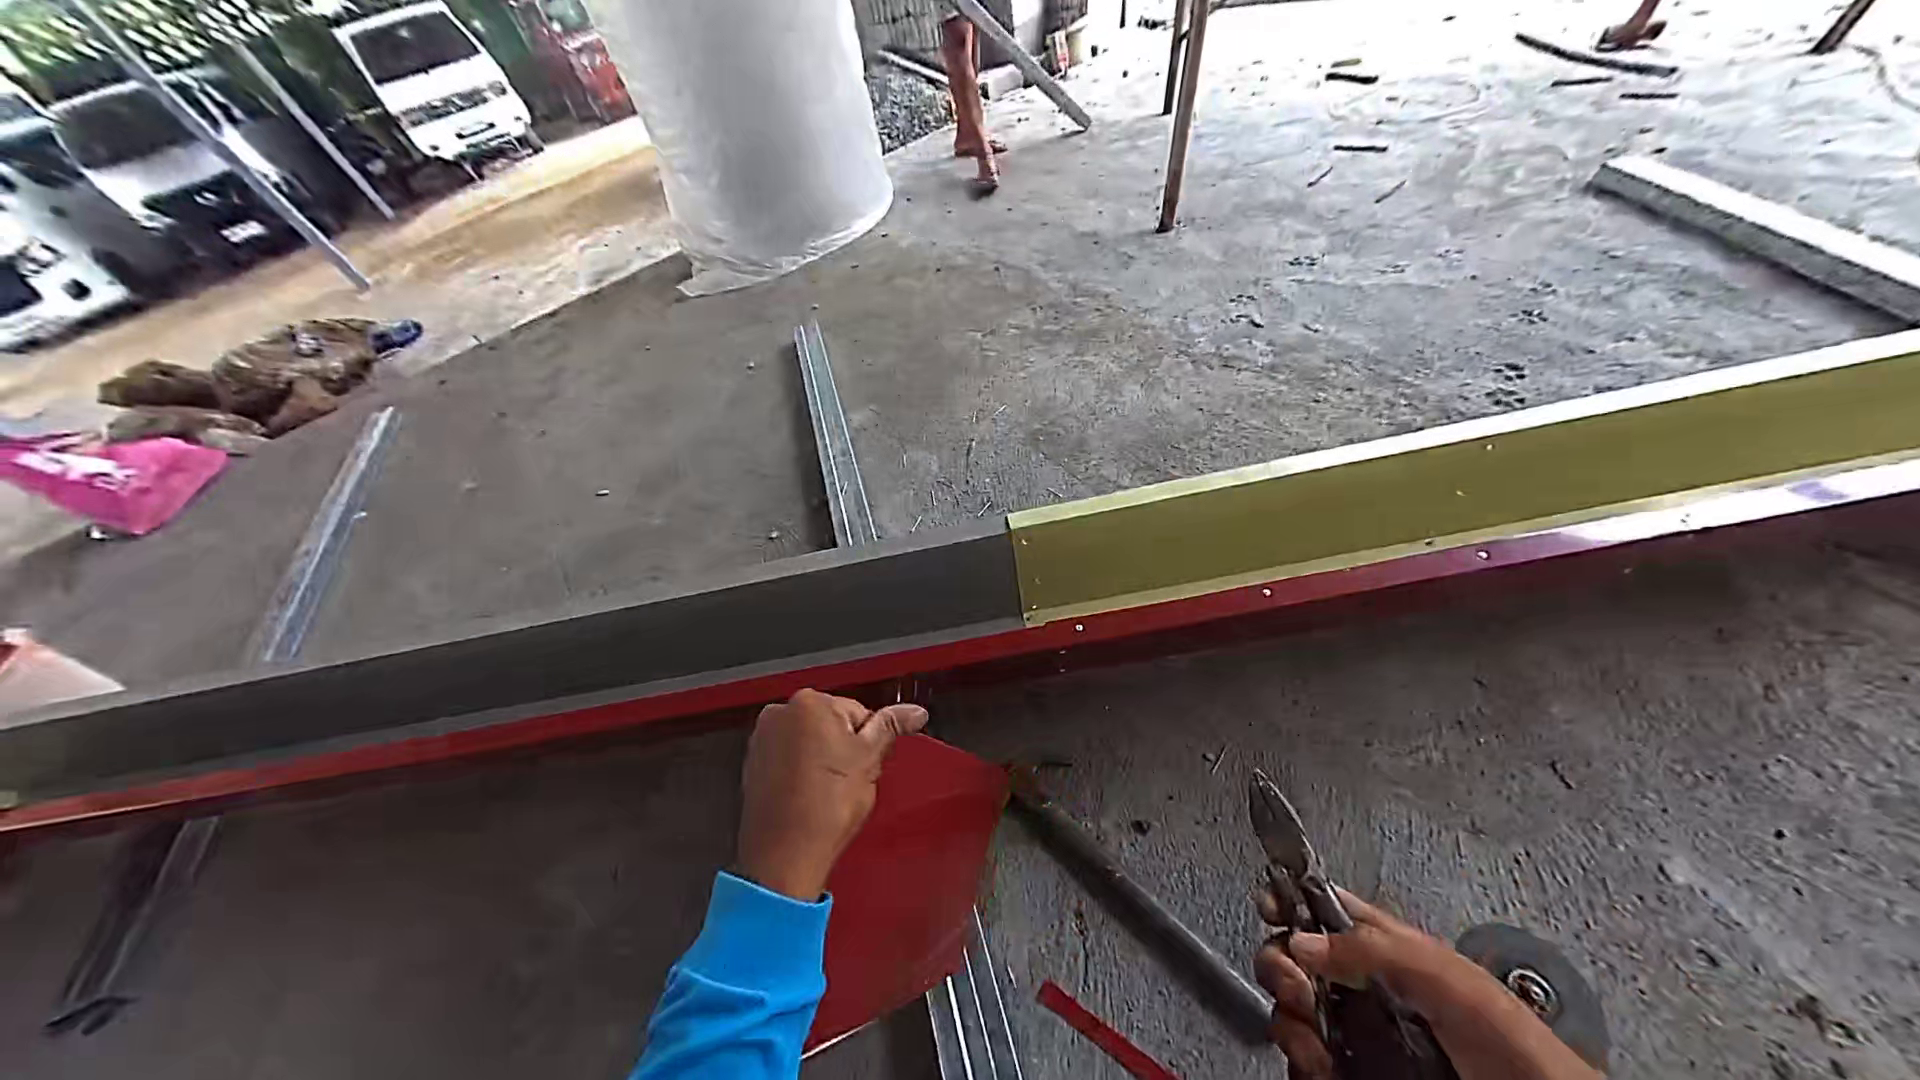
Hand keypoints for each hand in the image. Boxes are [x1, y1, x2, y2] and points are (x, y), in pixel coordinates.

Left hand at [734, 688, 928, 900]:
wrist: (785, 855)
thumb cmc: (824, 807)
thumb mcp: (870, 759)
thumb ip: (891, 726)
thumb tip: (913, 711)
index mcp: (809, 703)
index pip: (857, 711)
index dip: (868, 741)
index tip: (865, 762)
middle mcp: (780, 713)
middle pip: (831, 723)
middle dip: (843, 748)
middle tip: (849, 779)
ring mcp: (762, 739)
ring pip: (810, 741)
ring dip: (822, 759)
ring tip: (828, 791)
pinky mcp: (753, 764)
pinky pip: (789, 758)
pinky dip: (801, 772)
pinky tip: (810, 796)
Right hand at [1254, 888, 1602, 1079]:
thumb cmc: (1513, 1046)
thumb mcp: (1447, 977)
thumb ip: (1372, 948)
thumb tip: (1301, 941)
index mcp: (1382, 947)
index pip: (1320, 905)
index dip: (1288, 899)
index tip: (1269, 909)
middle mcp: (1360, 984)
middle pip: (1291, 956)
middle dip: (1278, 965)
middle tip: (1296, 988)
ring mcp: (1356, 1031)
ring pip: (1290, 1008)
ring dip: (1289, 1022)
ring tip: (1313, 1046)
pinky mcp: (1351, 1071)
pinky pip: (1302, 1059)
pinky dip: (1299, 1062)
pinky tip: (1318, 1068)